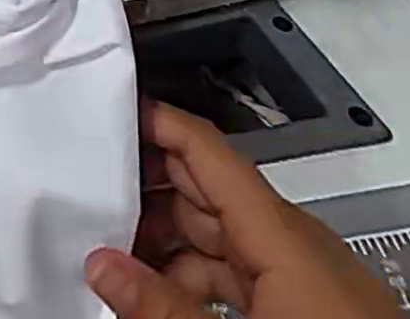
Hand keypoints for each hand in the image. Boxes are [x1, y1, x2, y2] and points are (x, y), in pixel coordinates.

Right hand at [85, 100, 399, 318]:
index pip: (207, 148)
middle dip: (146, 185)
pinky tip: (163, 290)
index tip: (110, 110)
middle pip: (205, 185)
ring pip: (219, 229)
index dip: (156, 120)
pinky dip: (196, 268)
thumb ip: (163, 305)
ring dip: (166, 233)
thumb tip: (102, 267)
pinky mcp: (313, 307)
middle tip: (96, 191)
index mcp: (287, 236)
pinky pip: (240, 266)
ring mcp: (308, 278)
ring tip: (120, 252)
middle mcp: (300, 245)